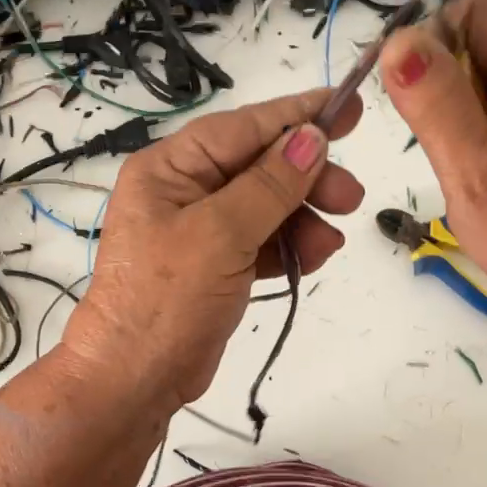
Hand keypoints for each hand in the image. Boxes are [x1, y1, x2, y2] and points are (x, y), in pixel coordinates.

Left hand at [64, 89, 365, 405]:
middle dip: (306, 180)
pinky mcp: (215, 270)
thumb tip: (312, 138)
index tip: (348, 107)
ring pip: (265, 209)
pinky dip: (288, 248)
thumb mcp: (219, 234)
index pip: (242, 128)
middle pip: (258, 168)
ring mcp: (200, 234)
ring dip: (302, 220)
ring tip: (330, 245)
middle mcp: (183, 193)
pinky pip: (260, 244)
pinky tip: (313, 259)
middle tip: (351, 199)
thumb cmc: (166, 299)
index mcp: (170, 169)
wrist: (135, 378)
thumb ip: (269, 185)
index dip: (297, 117)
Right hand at [379, 0, 486, 320]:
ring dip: (463, 107)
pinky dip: (485, 125)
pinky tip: (482, 168)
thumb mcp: (475, 175)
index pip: (482, 8)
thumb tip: (397, 44)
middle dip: (448, 79)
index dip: (434, 39)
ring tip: (462, 163)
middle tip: (437, 143)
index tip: (407, 95)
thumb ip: (436, 106)